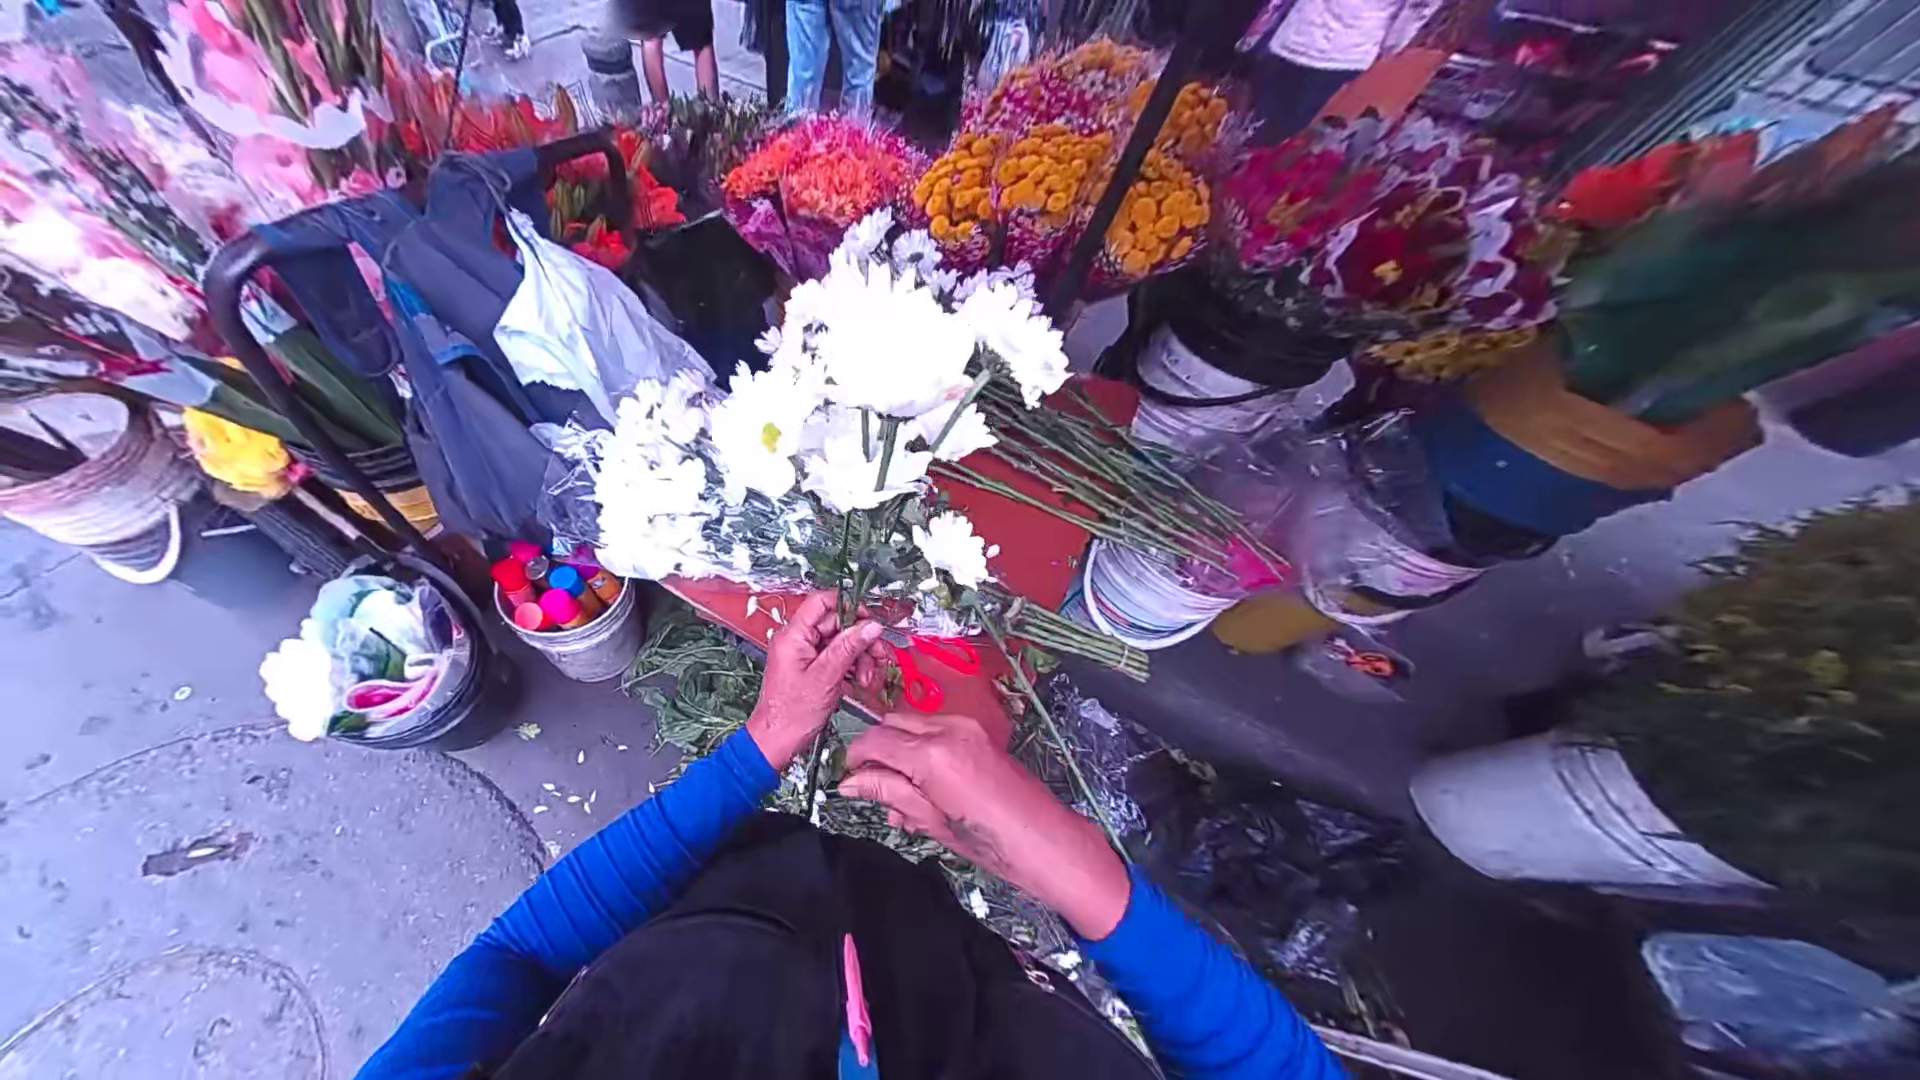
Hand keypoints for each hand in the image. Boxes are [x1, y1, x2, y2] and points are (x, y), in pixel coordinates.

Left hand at [747, 591, 887, 770]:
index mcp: (794, 636)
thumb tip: (871, 626)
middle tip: (878, 654)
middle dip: (861, 640)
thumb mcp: (826, 677)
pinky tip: (861, 680)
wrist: (777, 742)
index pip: (822, 602)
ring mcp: (806, 653)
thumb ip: (849, 648)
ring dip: (860, 657)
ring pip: (842, 641)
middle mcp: (798, 640)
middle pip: (838, 624)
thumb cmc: (791, 715)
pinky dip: (853, 666)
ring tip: (868, 677)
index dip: (848, 607)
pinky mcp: (813, 667)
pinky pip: (838, 656)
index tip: (869, 620)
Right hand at [839, 712, 1130, 939]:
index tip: (848, 776)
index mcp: (932, 753)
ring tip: (902, 796)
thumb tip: (849, 783)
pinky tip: (925, 785)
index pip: (876, 740)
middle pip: (892, 722)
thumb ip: (889, 792)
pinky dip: (922, 747)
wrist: (1044, 838)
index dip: (856, 757)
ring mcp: (966, 725)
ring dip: (899, 749)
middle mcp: (947, 727)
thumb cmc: (987, 841)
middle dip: (877, 750)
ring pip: (913, 724)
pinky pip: (936, 728)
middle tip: (873, 787)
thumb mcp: (931, 820)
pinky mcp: (978, 730)